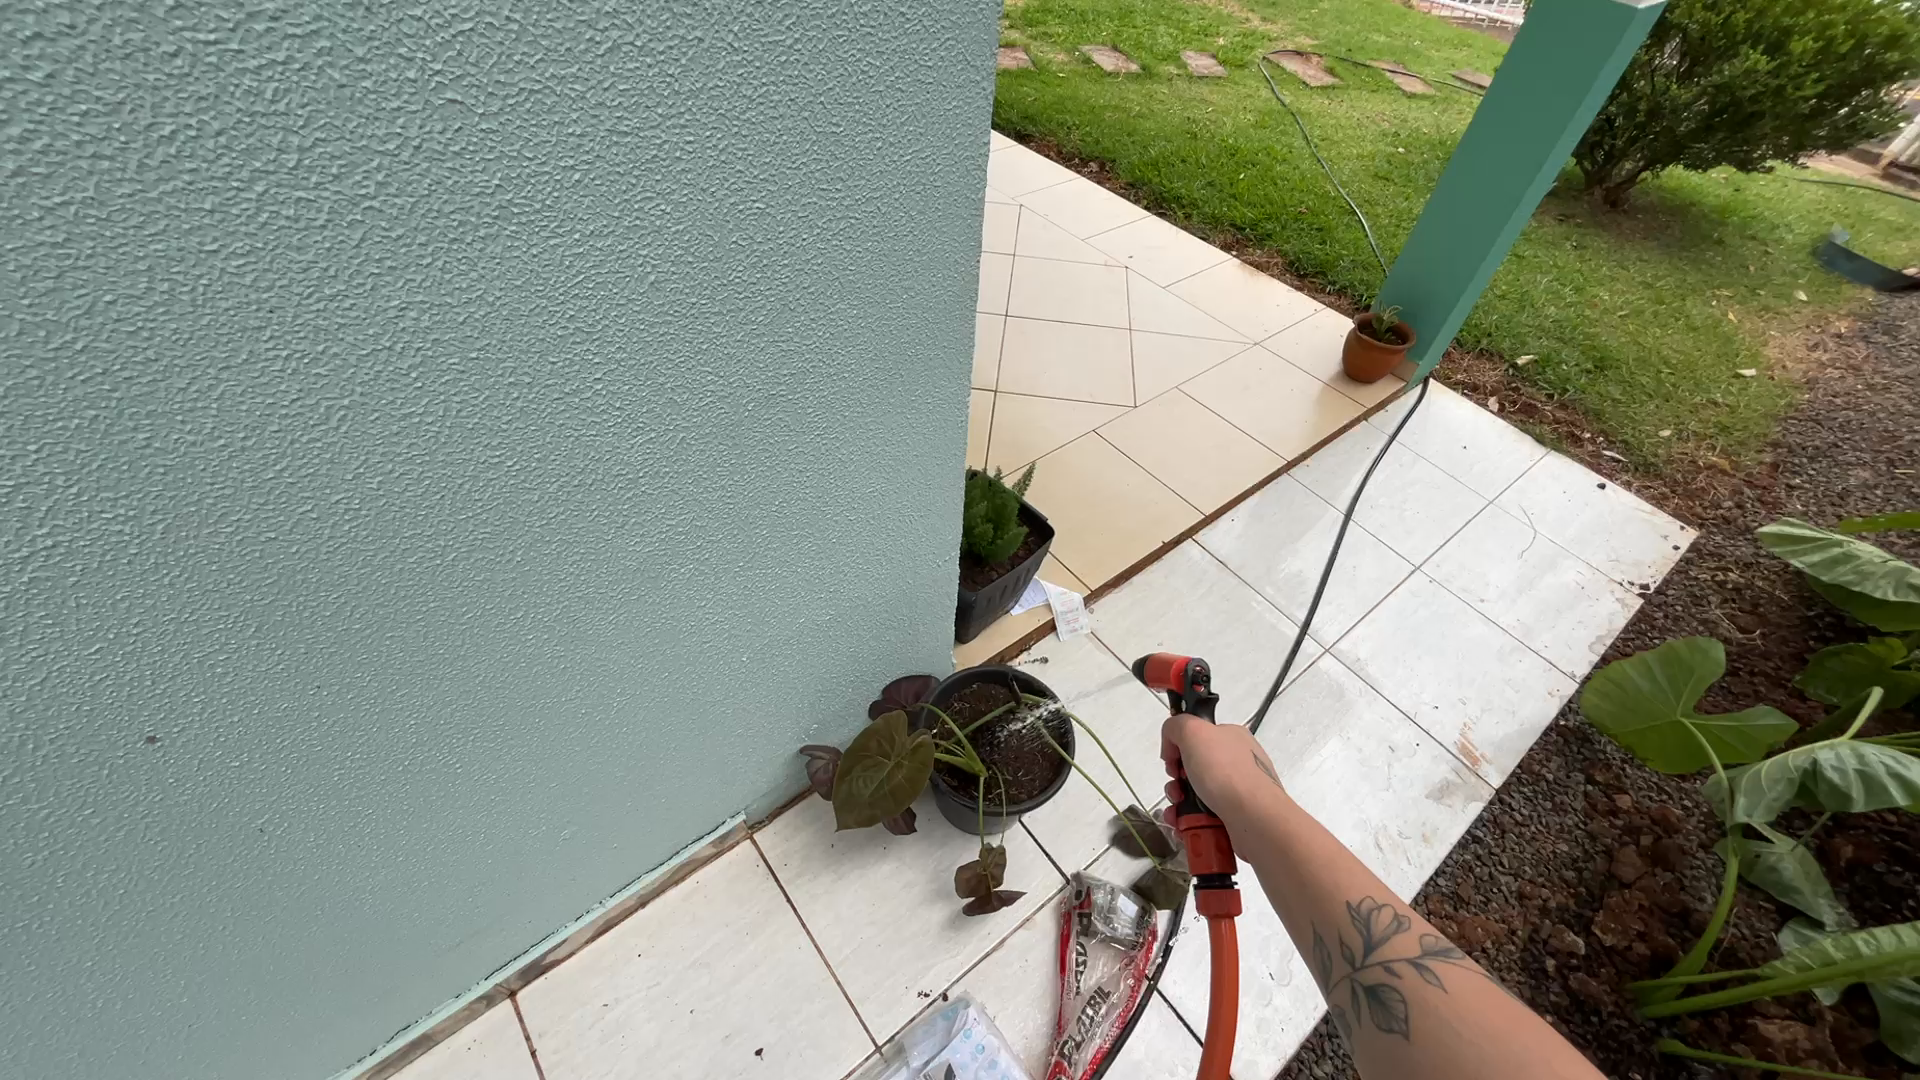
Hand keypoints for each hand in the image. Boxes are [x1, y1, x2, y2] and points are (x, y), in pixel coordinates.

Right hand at [1160, 714, 1288, 826]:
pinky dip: (1188, 822)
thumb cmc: (1225, 772)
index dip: (1179, 748)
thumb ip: (1175, 726)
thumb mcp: (1192, 731)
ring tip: (1176, 813)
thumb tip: (1172, 744)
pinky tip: (1182, 826)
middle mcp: (1237, 763)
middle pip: (1193, 769)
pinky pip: (1204, 818)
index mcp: (1231, 737)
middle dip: (1176, 781)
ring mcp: (1238, 792)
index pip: (1197, 736)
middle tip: (1176, 789)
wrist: (1255, 818)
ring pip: (1196, 795)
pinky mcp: (1236, 818)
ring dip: (1178, 805)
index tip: (1172, 761)